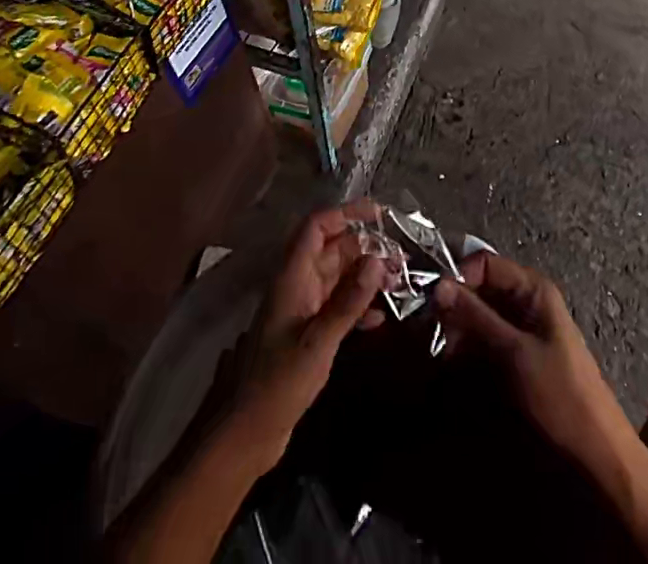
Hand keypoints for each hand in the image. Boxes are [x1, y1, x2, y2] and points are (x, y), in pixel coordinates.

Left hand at [227, 202, 386, 469]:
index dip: (346, 214)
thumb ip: (349, 301)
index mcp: (291, 280)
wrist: (245, 433)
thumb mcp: (318, 342)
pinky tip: (380, 318)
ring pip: (338, 277)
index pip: (316, 228)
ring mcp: (302, 310)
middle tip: (402, 258)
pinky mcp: (308, 332)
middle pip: (332, 250)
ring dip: (366, 276)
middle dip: (366, 248)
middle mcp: (296, 287)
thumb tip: (378, 260)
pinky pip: (337, 305)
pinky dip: (359, 305)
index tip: (381, 215)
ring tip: (398, 283)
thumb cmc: (277, 384)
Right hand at [433, 253, 634, 465]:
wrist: (592, 446)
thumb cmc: (559, 393)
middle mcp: (525, 300)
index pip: (485, 263)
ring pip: (477, 315)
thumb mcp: (514, 352)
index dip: (458, 277)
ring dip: (457, 331)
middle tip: (432, 332)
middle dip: (454, 307)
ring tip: (442, 354)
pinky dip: (467, 348)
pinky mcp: (515, 353)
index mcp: (533, 289)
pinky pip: (483, 338)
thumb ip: (476, 317)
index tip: (433, 302)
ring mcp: (521, 327)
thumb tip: (439, 285)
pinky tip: (454, 365)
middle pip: (479, 288)